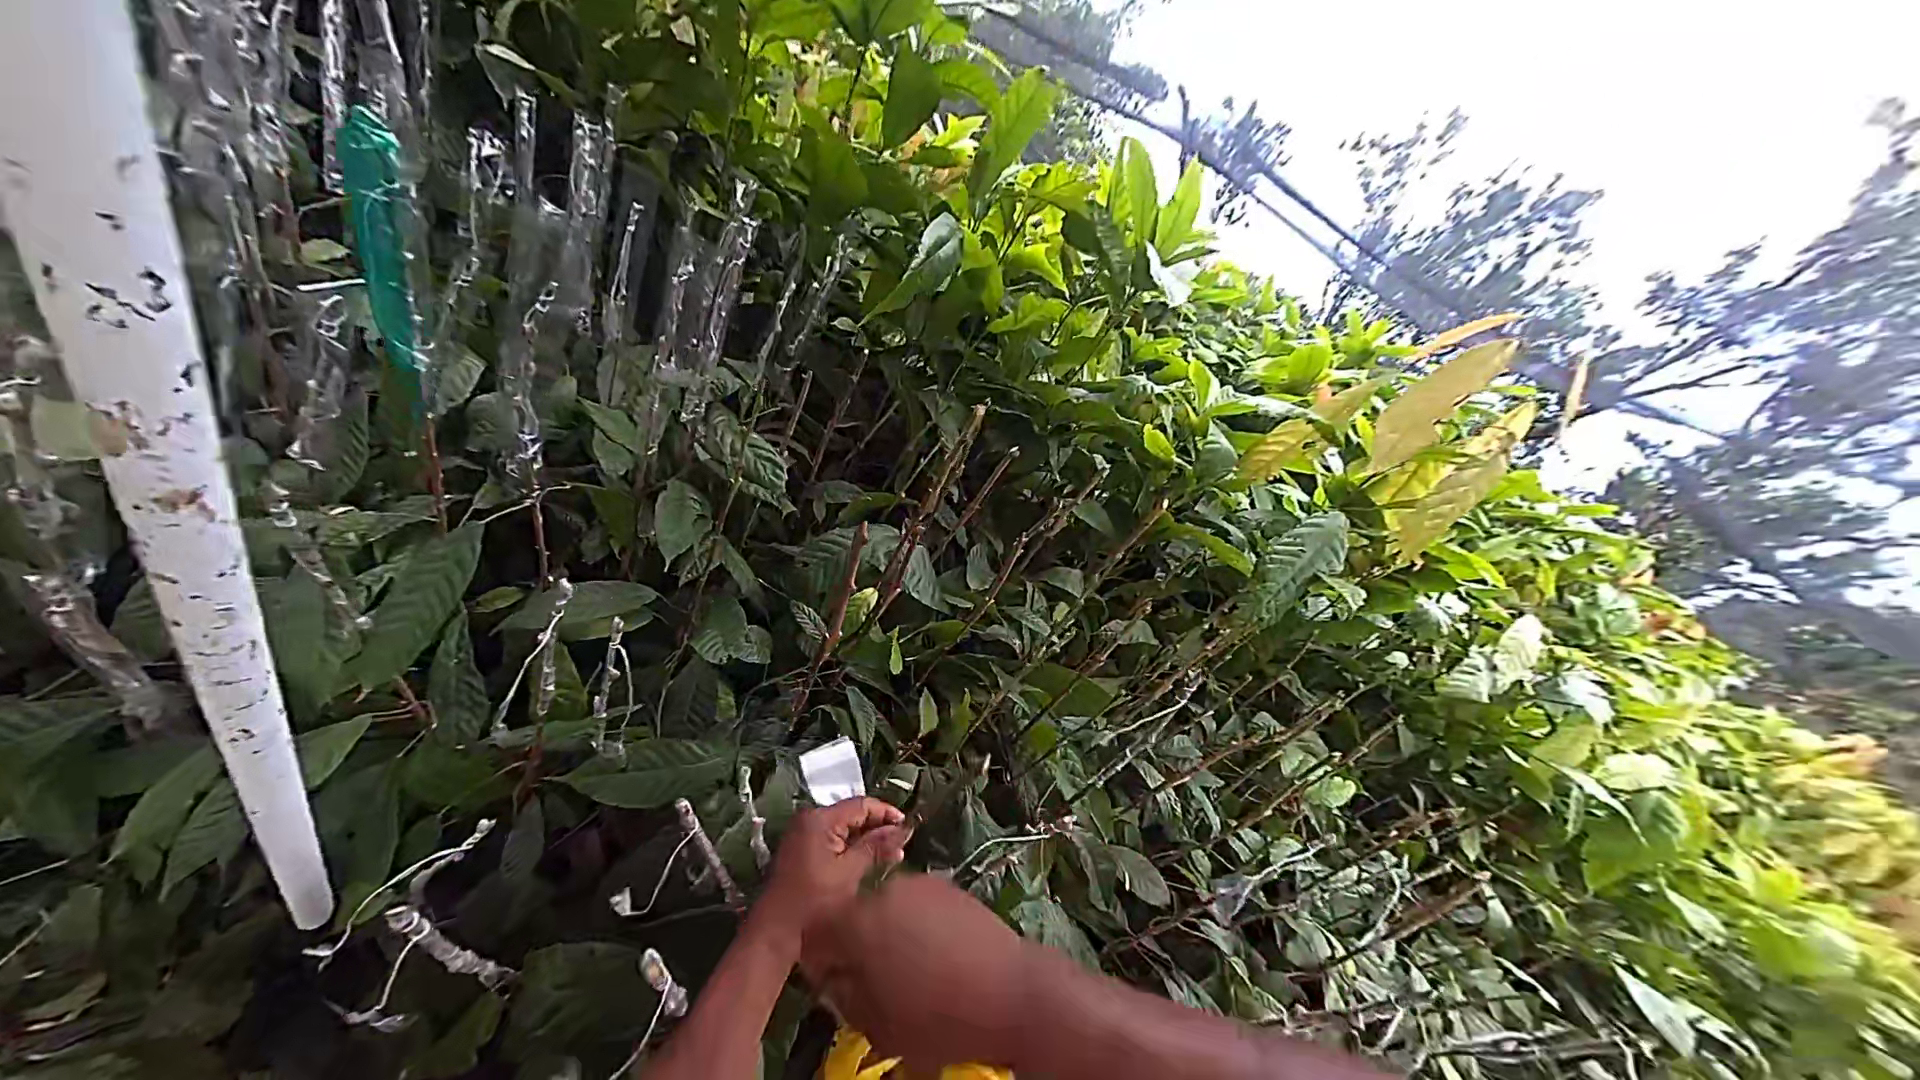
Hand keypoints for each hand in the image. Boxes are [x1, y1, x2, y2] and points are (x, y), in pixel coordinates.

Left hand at [759, 798, 909, 941]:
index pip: (861, 805)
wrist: (775, 932)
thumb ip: (876, 847)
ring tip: (891, 853)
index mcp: (819, 819)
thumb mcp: (849, 872)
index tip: (906, 825)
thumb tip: (902, 831)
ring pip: (843, 828)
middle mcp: (809, 819)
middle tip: (901, 842)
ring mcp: (803, 834)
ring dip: (866, 839)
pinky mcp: (801, 849)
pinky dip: (850, 848)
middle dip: (877, 827)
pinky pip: (832, 839)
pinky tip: (869, 860)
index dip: (886, 813)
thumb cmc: (813, 902)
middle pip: (852, 814)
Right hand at [801, 873, 1031, 1071]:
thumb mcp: (878, 1024)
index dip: (820, 955)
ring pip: (887, 906)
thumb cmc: (938, 1016)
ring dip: (887, 930)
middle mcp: (884, 891)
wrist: (1010, 990)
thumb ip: (845, 995)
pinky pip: (916, 902)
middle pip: (854, 912)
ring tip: (909, 965)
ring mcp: (919, 883)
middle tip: (872, 975)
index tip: (832, 979)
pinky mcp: (947, 885)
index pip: (817, 929)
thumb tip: (834, 979)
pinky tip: (935, 952)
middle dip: (856, 940)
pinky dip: (916, 922)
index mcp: (857, 922)